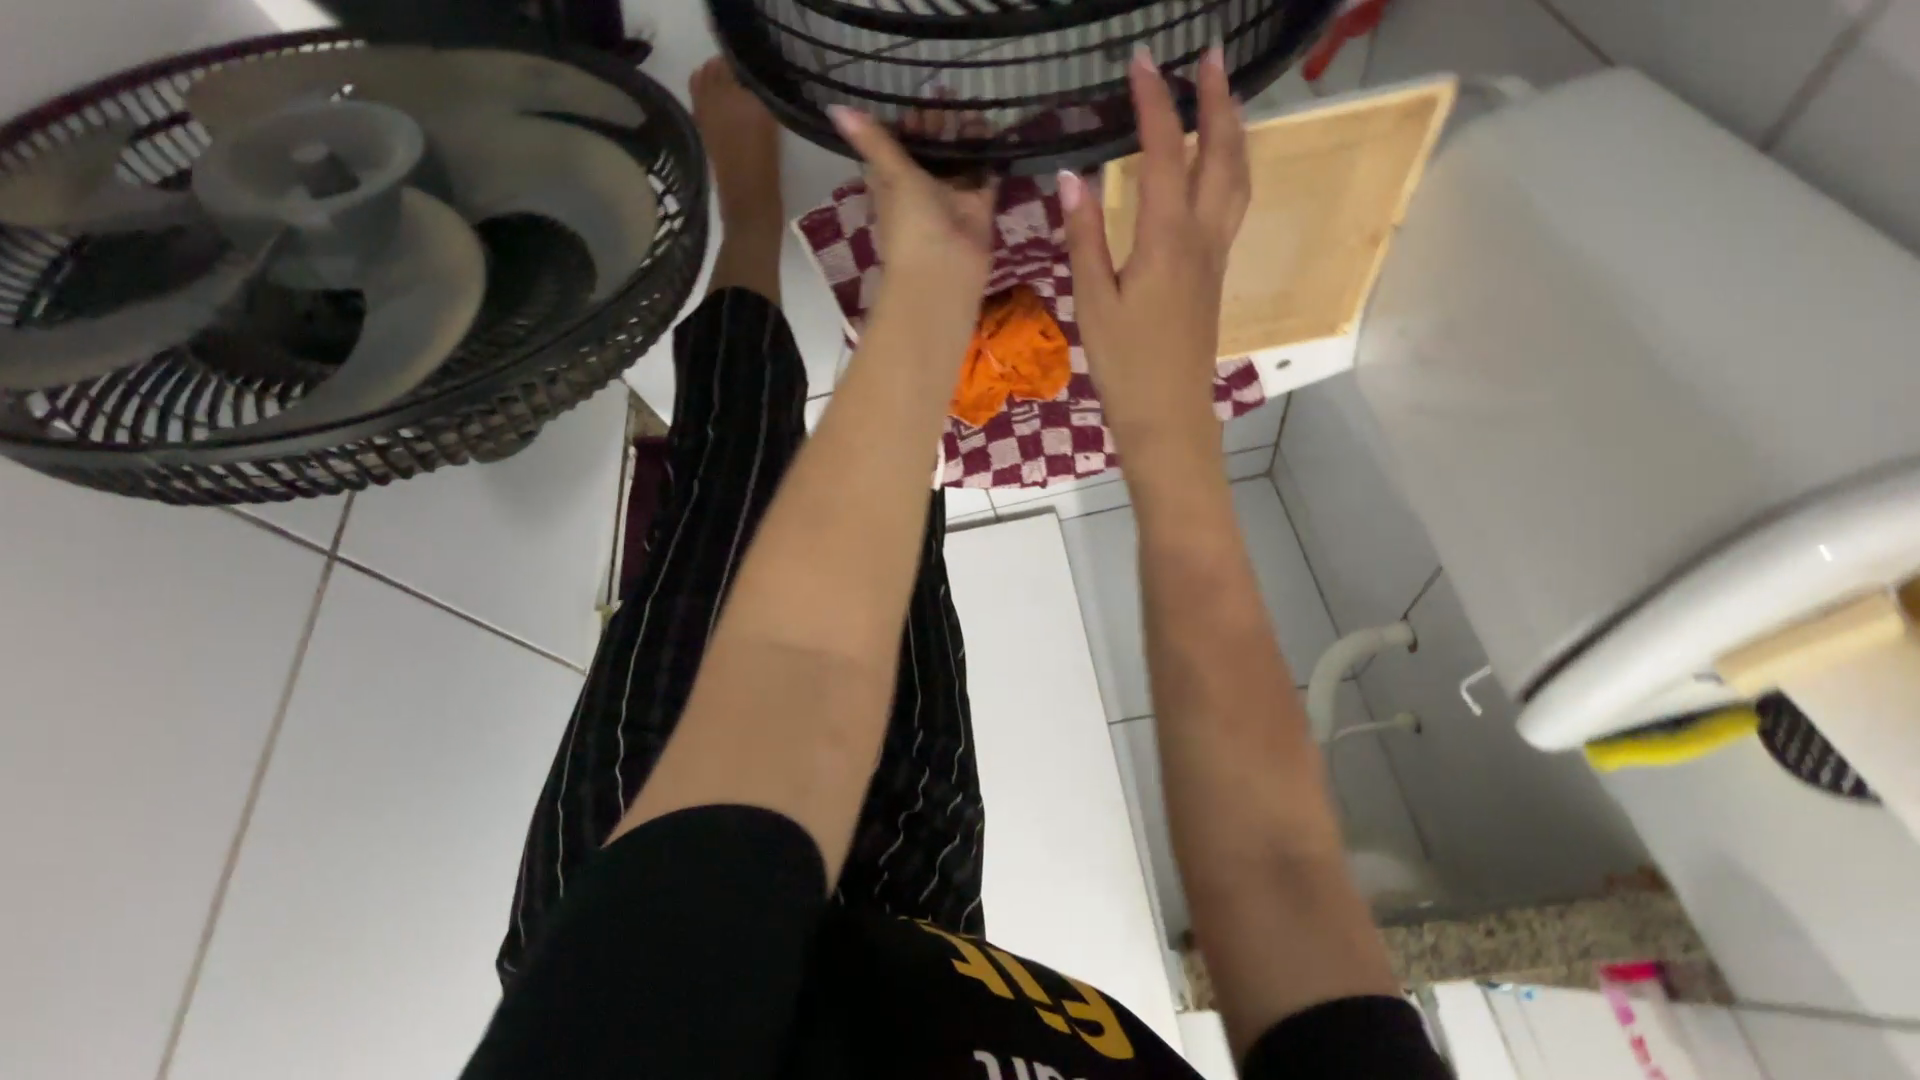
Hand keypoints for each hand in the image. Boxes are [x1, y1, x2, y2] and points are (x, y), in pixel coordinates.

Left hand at [829, 105, 998, 318]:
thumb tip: (834, 108)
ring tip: (975, 110)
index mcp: (892, 182)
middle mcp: (921, 188)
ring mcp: (951, 198)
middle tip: (952, 98)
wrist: (945, 270)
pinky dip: (991, 155)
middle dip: (941, 125)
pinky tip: (996, 130)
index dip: (907, 123)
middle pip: (931, 149)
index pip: (897, 145)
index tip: (920, 100)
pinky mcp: (978, 206)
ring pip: (960, 159)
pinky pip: (986, 175)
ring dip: (966, 136)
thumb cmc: (911, 223)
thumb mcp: (892, 174)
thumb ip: (874, 140)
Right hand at [1058, 45, 1249, 455]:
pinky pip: (1232, 205)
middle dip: (1216, 101)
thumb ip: (1085, 238)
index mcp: (1167, 240)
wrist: (1169, 415)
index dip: (1154, 104)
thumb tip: (1074, 176)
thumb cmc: (1125, 365)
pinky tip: (1215, 167)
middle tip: (1206, 58)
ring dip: (1233, 132)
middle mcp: (1202, 238)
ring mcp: (1215, 257)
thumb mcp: (1093, 302)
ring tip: (1222, 99)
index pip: (1165, 155)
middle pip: (1221, 156)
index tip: (1143, 61)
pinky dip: (1229, 168)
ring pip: (1237, 180)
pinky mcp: (1214, 275)